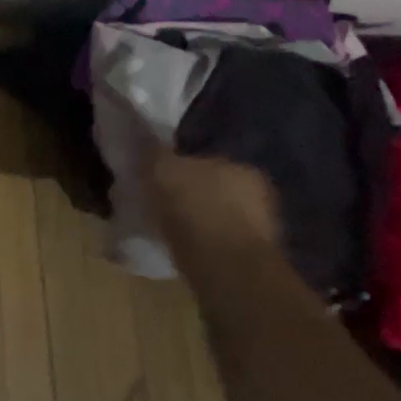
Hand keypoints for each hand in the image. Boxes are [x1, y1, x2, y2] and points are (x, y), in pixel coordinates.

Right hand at [147, 151, 279, 267]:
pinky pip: (214, 239)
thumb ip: (151, 149)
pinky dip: (197, 239)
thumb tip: (142, 134)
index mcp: (242, 167)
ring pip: (213, 214)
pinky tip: (176, 241)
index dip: (178, 164)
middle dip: (187, 191)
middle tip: (155, 196)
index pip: (206, 159)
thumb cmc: (195, 206)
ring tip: (161, 221)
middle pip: (211, 186)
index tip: (155, 172)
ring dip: (192, 217)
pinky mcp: (250, 258)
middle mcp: (258, 195)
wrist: (224, 266)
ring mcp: (258, 229)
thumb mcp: (161, 166)